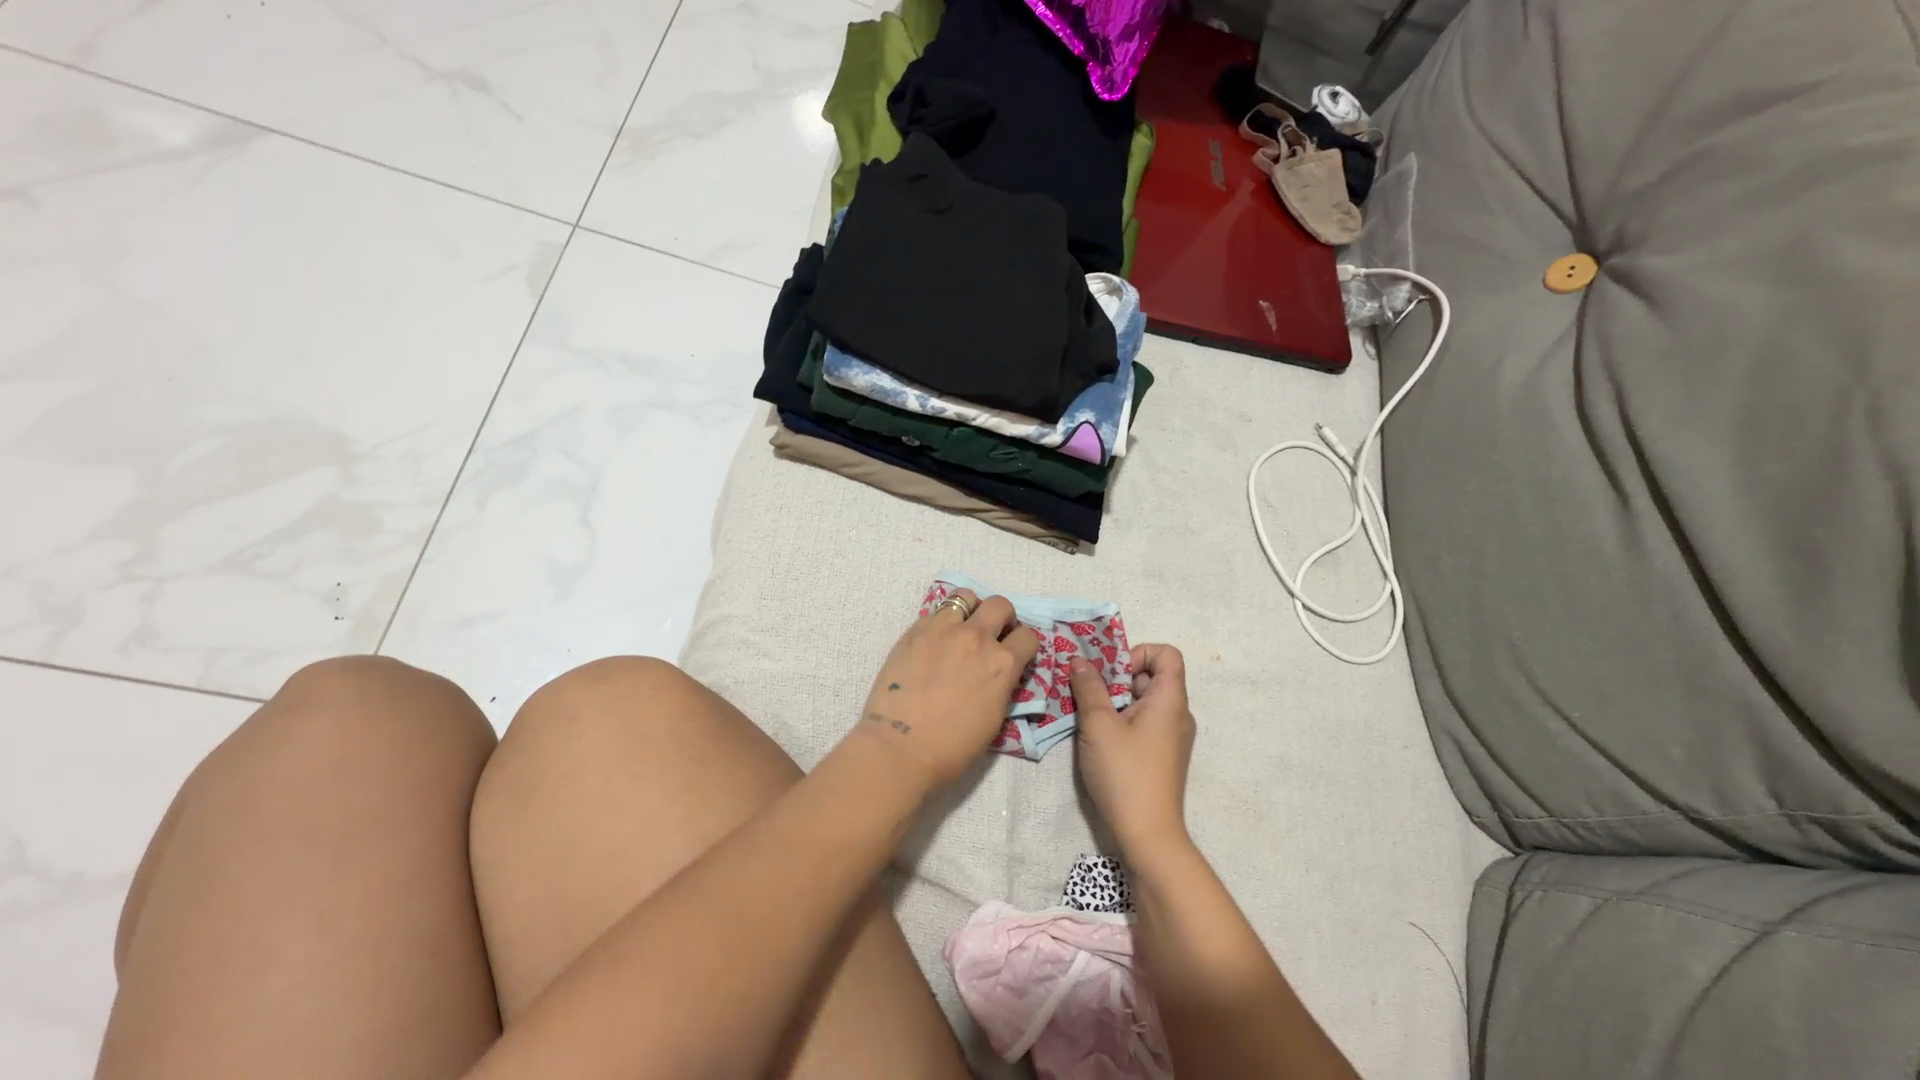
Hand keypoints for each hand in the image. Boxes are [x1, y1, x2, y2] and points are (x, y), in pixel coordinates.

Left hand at [851, 589, 1041, 792]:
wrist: (900, 747)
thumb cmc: (952, 748)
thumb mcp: (994, 718)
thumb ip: (1001, 686)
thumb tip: (1000, 674)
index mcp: (1003, 663)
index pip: (1028, 637)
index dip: (1023, 646)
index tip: (1015, 654)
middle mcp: (977, 638)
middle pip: (1000, 605)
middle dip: (1002, 618)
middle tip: (992, 635)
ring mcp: (943, 630)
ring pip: (964, 597)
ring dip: (970, 610)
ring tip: (961, 628)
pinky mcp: (914, 631)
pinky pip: (934, 612)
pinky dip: (940, 622)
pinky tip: (934, 641)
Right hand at [1071, 644, 1196, 857]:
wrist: (1147, 833)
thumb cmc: (1124, 772)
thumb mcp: (1098, 725)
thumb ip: (1088, 687)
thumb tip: (1080, 660)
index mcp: (1170, 699)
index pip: (1166, 653)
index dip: (1138, 653)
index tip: (1111, 674)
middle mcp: (1178, 714)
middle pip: (1152, 676)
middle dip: (1117, 679)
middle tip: (1089, 695)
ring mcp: (1172, 737)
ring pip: (1143, 702)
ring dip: (1115, 702)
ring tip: (1088, 718)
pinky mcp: (1162, 757)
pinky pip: (1144, 724)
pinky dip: (1122, 722)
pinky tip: (1098, 741)